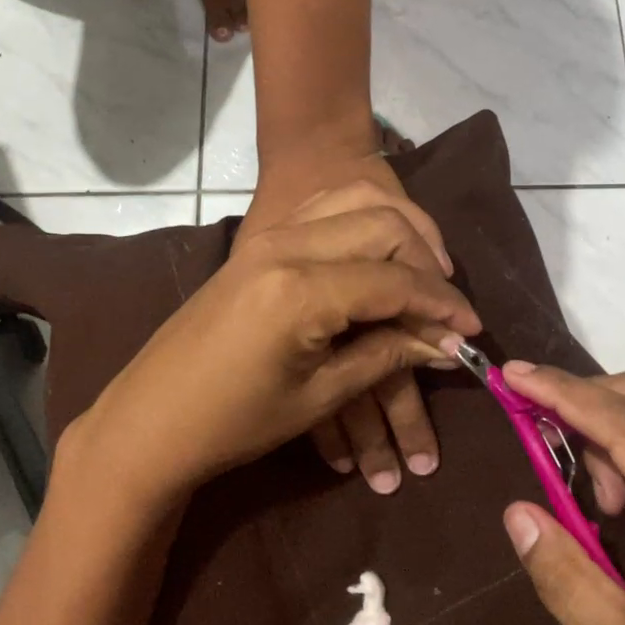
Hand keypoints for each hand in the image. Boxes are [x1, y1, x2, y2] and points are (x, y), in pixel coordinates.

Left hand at [243, 154, 454, 494]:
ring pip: (357, 203)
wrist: (151, 416)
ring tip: (421, 277)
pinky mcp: (259, 238)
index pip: (394, 281)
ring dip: (398, 233)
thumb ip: (386, 355)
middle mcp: (288, 245)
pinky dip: (362, 220)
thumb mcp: (317, 396)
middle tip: (448, 309)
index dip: (440, 305)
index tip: (473, 330)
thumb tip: (445, 342)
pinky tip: (377, 253)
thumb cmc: (234, 420)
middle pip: (383, 227)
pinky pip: (325, 207)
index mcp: (301, 290)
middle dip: (426, 265)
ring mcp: (270, 235)